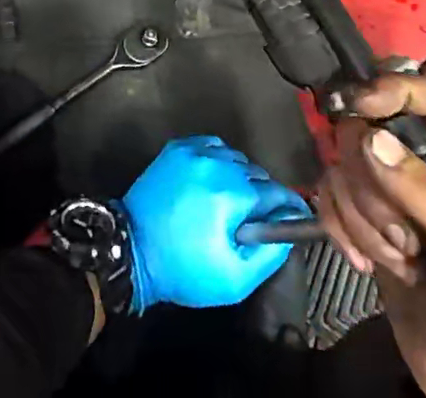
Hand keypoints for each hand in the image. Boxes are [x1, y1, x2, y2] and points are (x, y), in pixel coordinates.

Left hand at [121, 135, 311, 311]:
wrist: (131, 250)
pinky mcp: (176, 149)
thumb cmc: (184, 268)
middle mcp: (215, 164)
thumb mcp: (235, 279)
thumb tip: (288, 225)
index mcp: (231, 193)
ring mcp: (193, 152)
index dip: (288, 205)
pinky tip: (214, 180)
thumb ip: (270, 253)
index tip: (294, 215)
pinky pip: (211, 145)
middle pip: (256, 173)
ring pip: (234, 157)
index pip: (275, 192)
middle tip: (254, 218)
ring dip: (240, 176)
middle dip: (261, 194)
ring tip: (232, 201)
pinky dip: (218, 159)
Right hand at [315, 75, 425, 397]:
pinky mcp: (371, 233)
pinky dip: (339, 229)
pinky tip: (367, 264)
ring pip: (349, 167)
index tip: (357, 104)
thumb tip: (372, 139)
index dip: (395, 89)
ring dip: (360, 215)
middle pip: (375, 130)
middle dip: (372, 177)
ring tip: (398, 261)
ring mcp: (399, 205)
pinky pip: (334, 202)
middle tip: (399, 231)